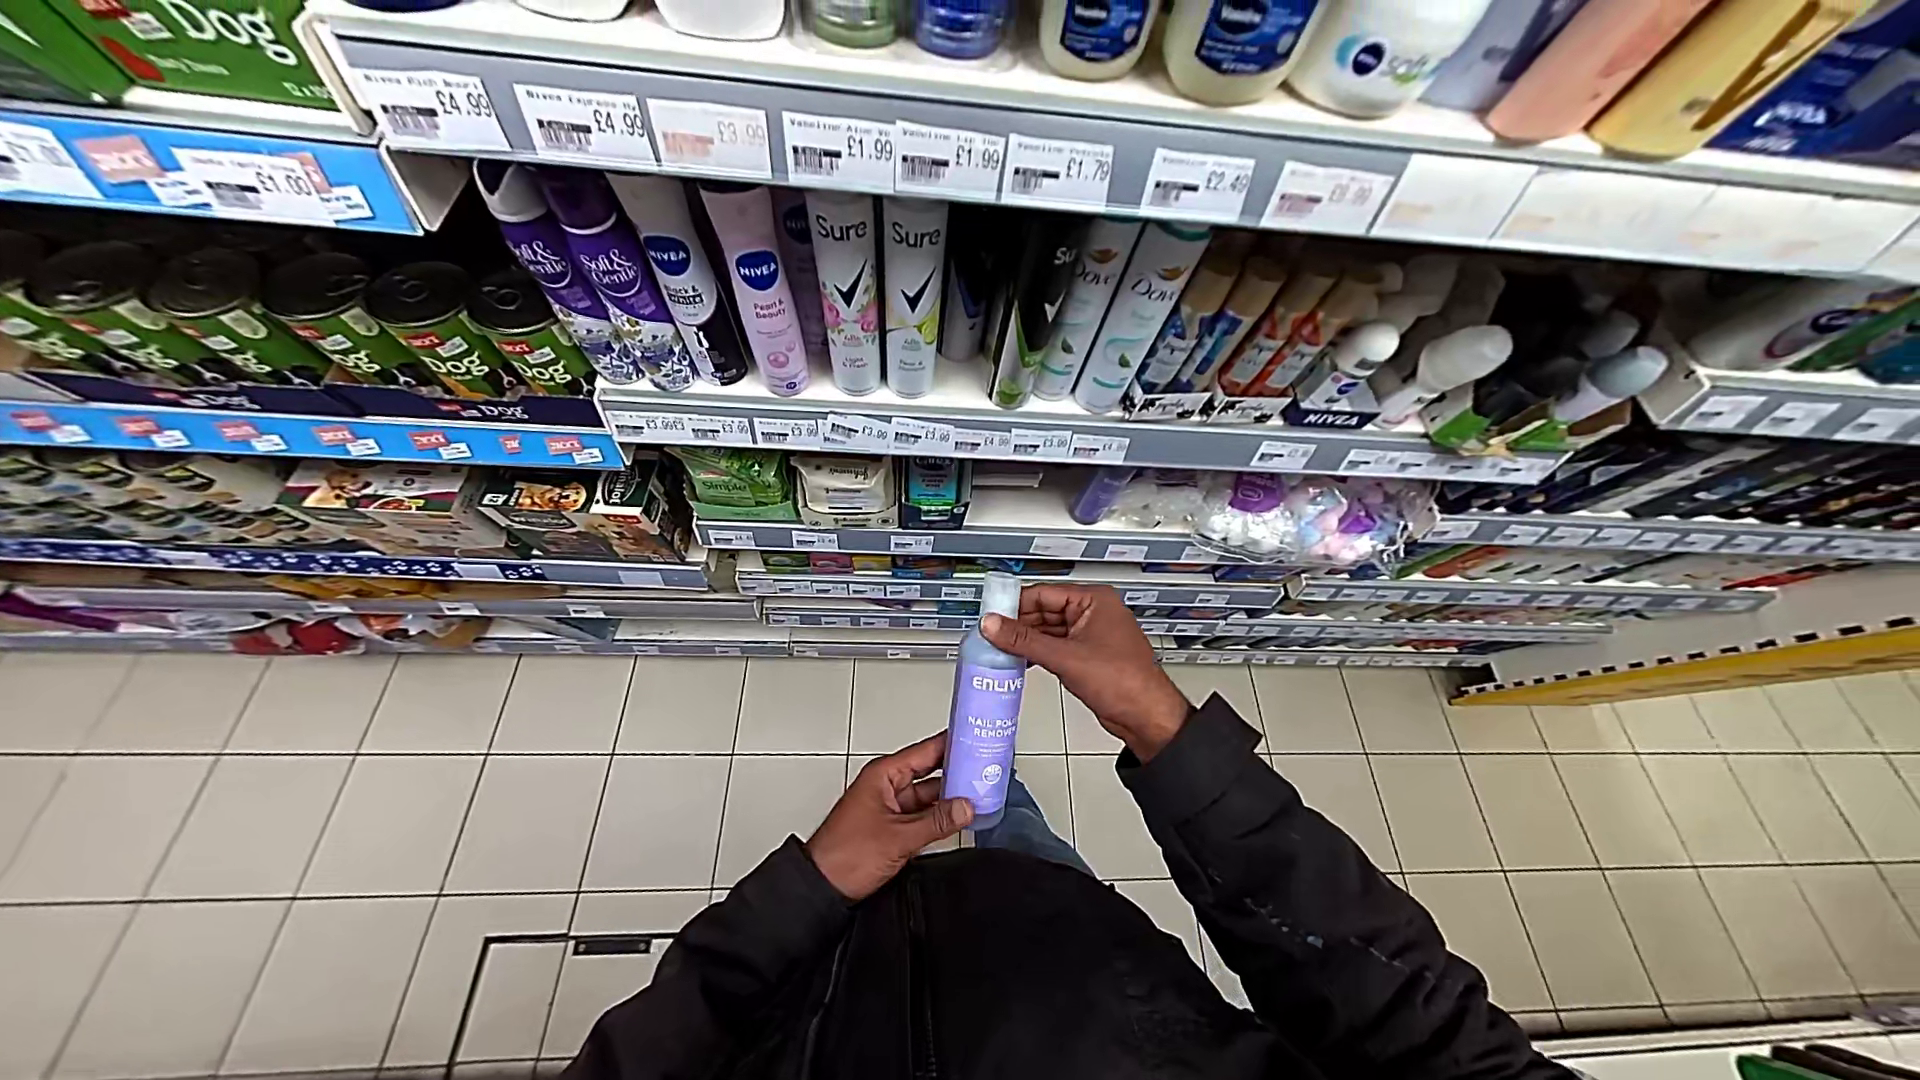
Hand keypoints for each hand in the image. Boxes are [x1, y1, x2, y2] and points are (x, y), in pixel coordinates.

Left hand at [806, 731, 972, 900]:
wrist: (822, 887)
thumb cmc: (844, 855)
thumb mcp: (898, 837)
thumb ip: (936, 821)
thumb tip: (966, 807)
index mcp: (884, 774)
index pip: (926, 751)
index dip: (951, 743)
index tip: (974, 737)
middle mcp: (888, 784)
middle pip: (930, 771)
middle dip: (956, 770)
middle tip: (985, 767)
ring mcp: (891, 805)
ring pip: (928, 794)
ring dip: (950, 796)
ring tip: (979, 792)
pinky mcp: (893, 824)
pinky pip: (923, 813)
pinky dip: (940, 814)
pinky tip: (959, 816)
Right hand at [980, 584, 1189, 760]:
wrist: (1147, 717)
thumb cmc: (1127, 682)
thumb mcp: (1065, 657)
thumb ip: (1024, 640)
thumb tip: (995, 625)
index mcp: (1094, 600)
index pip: (1043, 593)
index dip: (1015, 603)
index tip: (992, 613)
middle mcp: (1092, 613)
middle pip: (1043, 610)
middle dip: (1018, 624)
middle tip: (991, 634)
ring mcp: (1089, 634)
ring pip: (1047, 630)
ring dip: (1026, 640)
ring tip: (1000, 648)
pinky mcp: (1086, 655)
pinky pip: (1054, 646)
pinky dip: (1037, 652)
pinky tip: (1020, 660)